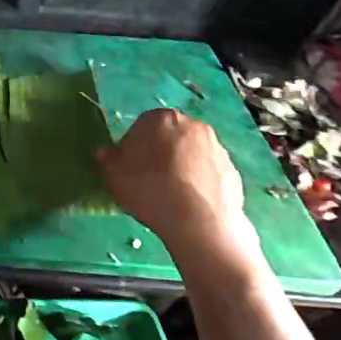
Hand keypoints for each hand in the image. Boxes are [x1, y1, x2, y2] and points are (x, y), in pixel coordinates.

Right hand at [97, 110, 263, 277]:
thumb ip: (108, 159)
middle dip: (159, 152)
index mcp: (161, 118)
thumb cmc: (149, 189)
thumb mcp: (113, 175)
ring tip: (169, 193)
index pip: (141, 125)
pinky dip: (197, 181)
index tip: (129, 166)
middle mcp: (193, 125)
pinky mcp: (233, 170)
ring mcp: (217, 147)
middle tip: (147, 177)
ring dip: (179, 166)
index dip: (132, 146)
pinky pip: (207, 171)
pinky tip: (188, 201)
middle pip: (169, 136)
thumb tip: (107, 153)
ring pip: (189, 153)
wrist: (200, 221)